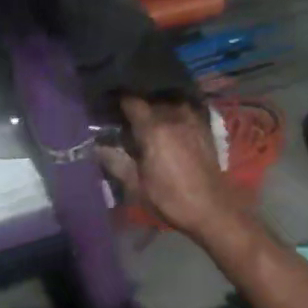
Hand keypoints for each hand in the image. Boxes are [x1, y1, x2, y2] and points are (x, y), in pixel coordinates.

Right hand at [97, 95, 242, 238]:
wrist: (211, 209)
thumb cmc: (170, 200)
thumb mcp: (136, 187)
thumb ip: (115, 162)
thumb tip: (97, 147)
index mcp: (153, 129)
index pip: (131, 101)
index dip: (119, 101)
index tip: (110, 106)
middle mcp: (173, 116)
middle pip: (151, 98)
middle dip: (139, 102)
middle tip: (127, 114)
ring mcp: (192, 120)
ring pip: (171, 101)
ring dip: (159, 104)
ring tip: (150, 115)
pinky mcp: (205, 127)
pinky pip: (187, 109)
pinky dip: (176, 110)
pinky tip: (171, 121)